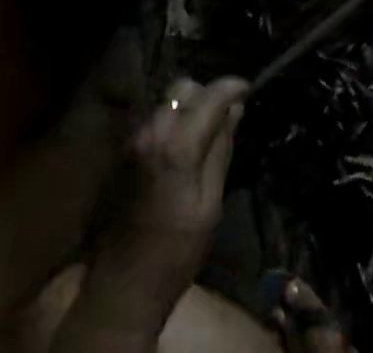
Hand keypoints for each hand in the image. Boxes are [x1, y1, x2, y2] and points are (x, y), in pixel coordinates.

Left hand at [85, 76, 247, 321]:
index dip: (233, 87)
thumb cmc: (176, 250)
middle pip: (184, 89)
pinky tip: (185, 144)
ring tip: (208, 130)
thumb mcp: (211, 202)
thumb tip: (236, 110)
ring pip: (167, 101)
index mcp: (176, 145)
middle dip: (209, 94)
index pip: (211, 96)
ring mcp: (132, 140)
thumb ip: (221, 148)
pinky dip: (173, 120)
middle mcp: (150, 132)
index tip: (249, 89)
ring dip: (190, 106)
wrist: (124, 284)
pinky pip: (155, 119)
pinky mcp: (124, 151)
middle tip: (228, 115)